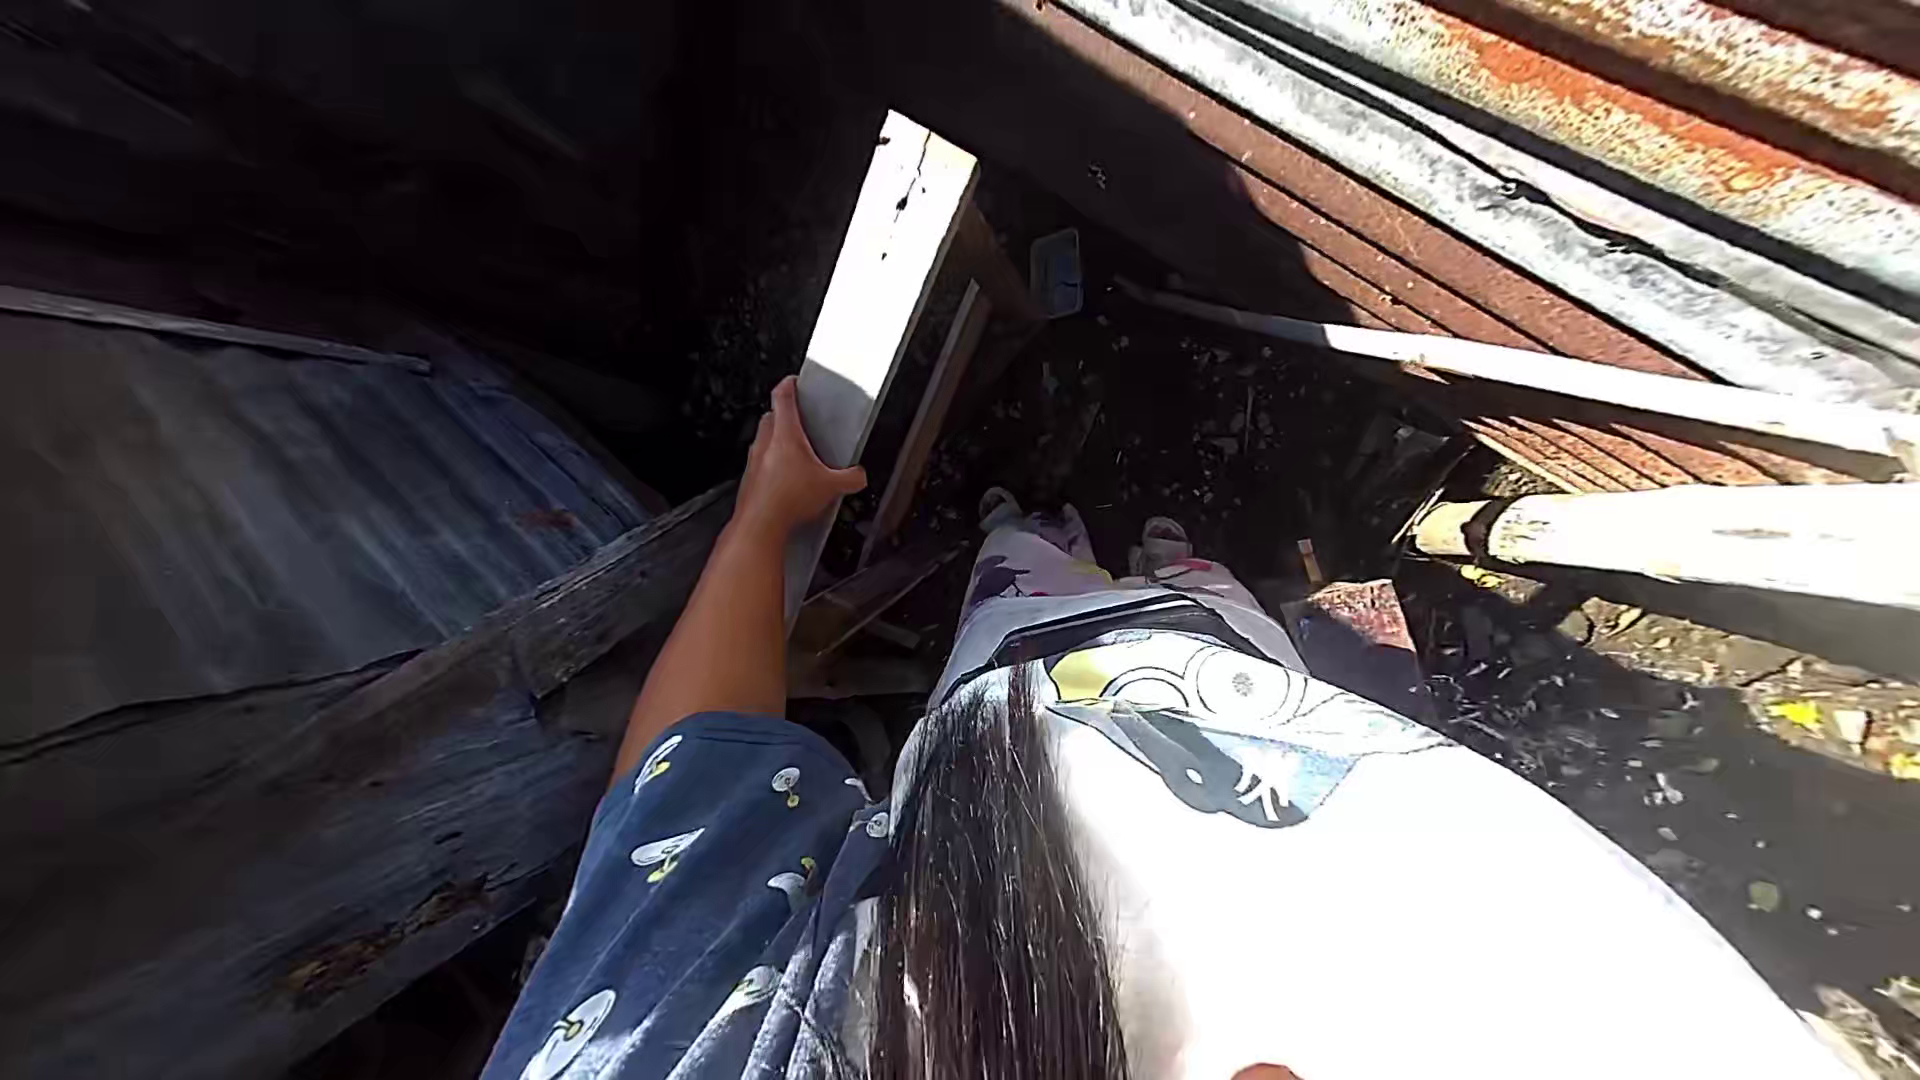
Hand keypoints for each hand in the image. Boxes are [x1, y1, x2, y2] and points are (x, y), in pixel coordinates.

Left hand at [733, 375, 866, 541]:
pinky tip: (787, 482)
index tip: (794, 381)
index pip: (783, 396)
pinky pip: (761, 462)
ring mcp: (754, 460)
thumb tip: (859, 476)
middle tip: (799, 419)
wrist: (760, 525)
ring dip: (777, 441)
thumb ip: (851, 478)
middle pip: (772, 416)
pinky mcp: (750, 479)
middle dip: (784, 414)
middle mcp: (765, 443)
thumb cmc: (788, 500)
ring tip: (797, 455)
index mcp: (785, 434)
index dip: (789, 384)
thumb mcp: (831, 487)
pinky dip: (772, 464)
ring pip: (764, 439)